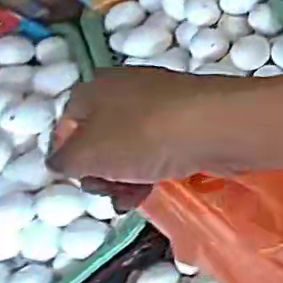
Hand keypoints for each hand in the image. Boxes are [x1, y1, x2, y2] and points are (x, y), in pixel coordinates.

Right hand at [50, 67, 253, 207]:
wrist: (218, 125)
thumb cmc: (144, 135)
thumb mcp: (86, 154)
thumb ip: (65, 161)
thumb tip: (64, 161)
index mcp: (96, 87)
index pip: (67, 125)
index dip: (68, 157)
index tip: (80, 180)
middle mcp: (130, 88)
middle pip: (101, 138)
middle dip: (102, 171)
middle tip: (112, 191)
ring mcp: (165, 103)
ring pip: (133, 147)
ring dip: (129, 176)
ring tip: (137, 196)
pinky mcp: (193, 119)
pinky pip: (164, 147)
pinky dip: (159, 168)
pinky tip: (161, 185)